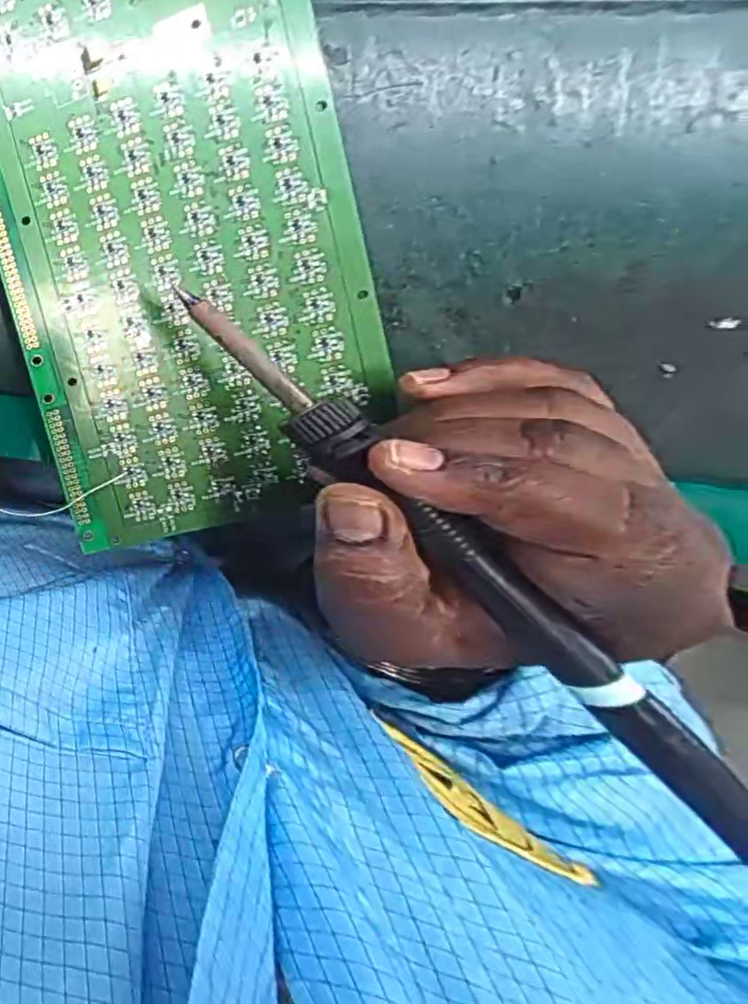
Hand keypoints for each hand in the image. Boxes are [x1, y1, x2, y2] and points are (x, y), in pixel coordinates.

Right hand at [314, 357, 731, 668]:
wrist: (470, 617)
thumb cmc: (444, 627)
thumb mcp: (394, 626)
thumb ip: (370, 574)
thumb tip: (347, 498)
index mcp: (632, 581)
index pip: (572, 502)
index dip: (474, 474)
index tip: (384, 462)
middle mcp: (655, 513)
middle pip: (560, 441)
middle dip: (445, 438)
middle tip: (364, 454)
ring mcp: (631, 465)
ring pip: (553, 406)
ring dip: (450, 412)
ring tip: (382, 438)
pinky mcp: (591, 433)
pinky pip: (555, 383)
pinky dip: (483, 376)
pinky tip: (425, 388)